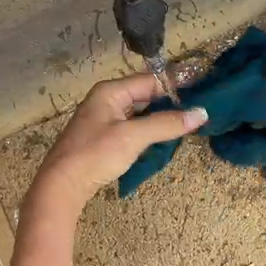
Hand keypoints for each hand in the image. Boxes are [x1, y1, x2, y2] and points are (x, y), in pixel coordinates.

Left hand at [31, 75, 206, 208]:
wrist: (61, 185)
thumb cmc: (95, 155)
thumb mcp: (133, 137)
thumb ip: (166, 124)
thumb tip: (201, 113)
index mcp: (110, 91)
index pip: (149, 80)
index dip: (175, 84)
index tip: (203, 88)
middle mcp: (105, 100)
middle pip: (144, 95)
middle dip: (169, 102)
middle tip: (199, 109)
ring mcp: (102, 119)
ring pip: (138, 113)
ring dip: (159, 118)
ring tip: (186, 124)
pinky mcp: (102, 138)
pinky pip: (131, 127)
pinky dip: (147, 131)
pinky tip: (162, 139)